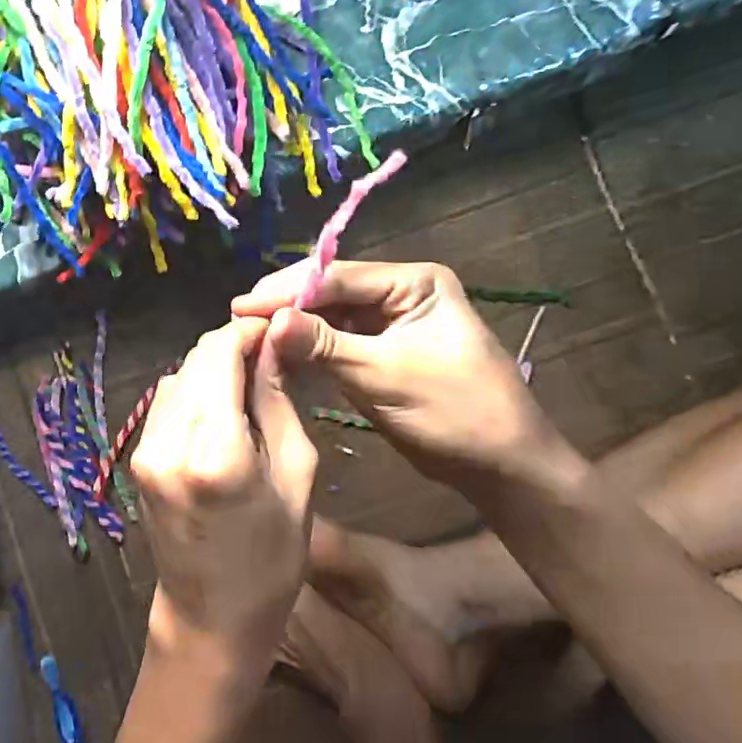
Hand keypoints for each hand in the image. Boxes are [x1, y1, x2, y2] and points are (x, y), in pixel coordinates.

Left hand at [130, 318, 319, 677]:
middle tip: (269, 358)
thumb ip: (277, 399)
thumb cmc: (271, 557)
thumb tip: (272, 341)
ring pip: (179, 376)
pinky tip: (220, 414)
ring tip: (248, 390)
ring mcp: (144, 448)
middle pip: (196, 359)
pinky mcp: (136, 456)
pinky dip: (195, 394)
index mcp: (214, 448)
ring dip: (212, 370)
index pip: (220, 353)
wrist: (210, 618)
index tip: (275, 330)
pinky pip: (167, 403)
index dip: (247, 331)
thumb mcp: (295, 474)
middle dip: (232, 347)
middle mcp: (168, 439)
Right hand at [231, 260, 568, 486]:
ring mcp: (389, 322)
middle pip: (330, 291)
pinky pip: (335, 341)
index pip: (337, 276)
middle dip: (286, 305)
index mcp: (413, 282)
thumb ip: (325, 345)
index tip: (241, 306)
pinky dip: (308, 347)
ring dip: (293, 326)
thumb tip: (269, 320)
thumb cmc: (455, 412)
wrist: (502, 467)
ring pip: (328, 316)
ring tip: (248, 334)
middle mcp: (399, 292)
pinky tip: (276, 352)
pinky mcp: (380, 351)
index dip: (287, 290)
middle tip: (238, 319)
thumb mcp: (385, 374)